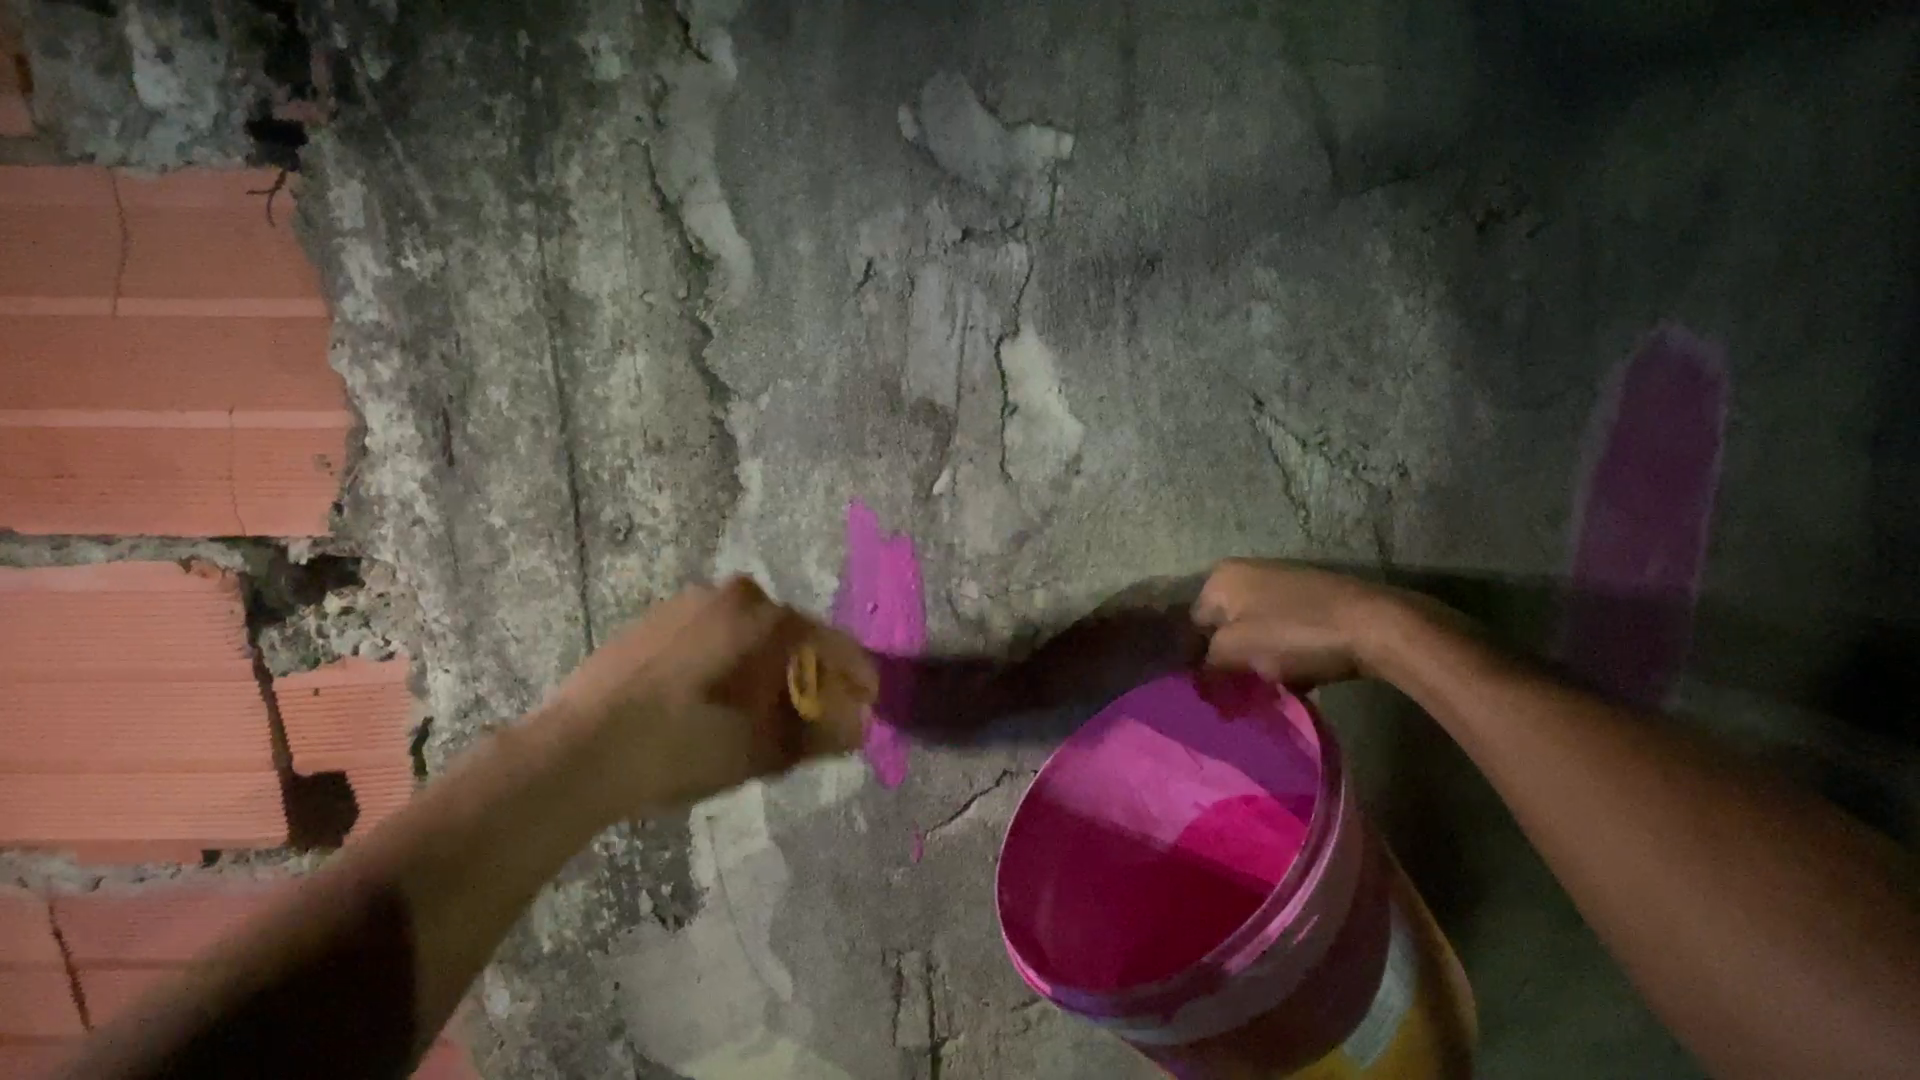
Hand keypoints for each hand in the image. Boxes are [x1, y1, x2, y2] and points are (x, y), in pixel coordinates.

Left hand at [544, 577, 875, 818]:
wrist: (576, 751)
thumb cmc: (679, 745)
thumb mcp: (759, 748)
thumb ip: (818, 733)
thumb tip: (858, 726)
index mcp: (764, 617)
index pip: (832, 643)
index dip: (855, 677)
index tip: (868, 706)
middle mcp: (732, 594)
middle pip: (791, 635)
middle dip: (809, 674)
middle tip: (814, 717)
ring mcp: (687, 603)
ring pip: (749, 635)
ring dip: (767, 668)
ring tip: (764, 713)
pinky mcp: (654, 621)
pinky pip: (713, 637)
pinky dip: (729, 663)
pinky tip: (715, 701)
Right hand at [1191, 559, 1391, 688]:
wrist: (1374, 626)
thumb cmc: (1294, 633)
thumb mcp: (1236, 651)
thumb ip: (1207, 663)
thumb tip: (1199, 677)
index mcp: (1221, 577)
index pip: (1193, 626)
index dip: (1200, 661)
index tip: (1217, 690)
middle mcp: (1246, 572)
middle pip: (1224, 629)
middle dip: (1232, 662)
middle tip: (1244, 692)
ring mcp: (1281, 583)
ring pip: (1255, 633)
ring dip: (1260, 661)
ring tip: (1275, 685)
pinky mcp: (1311, 599)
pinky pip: (1283, 631)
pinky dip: (1285, 653)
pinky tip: (1299, 674)